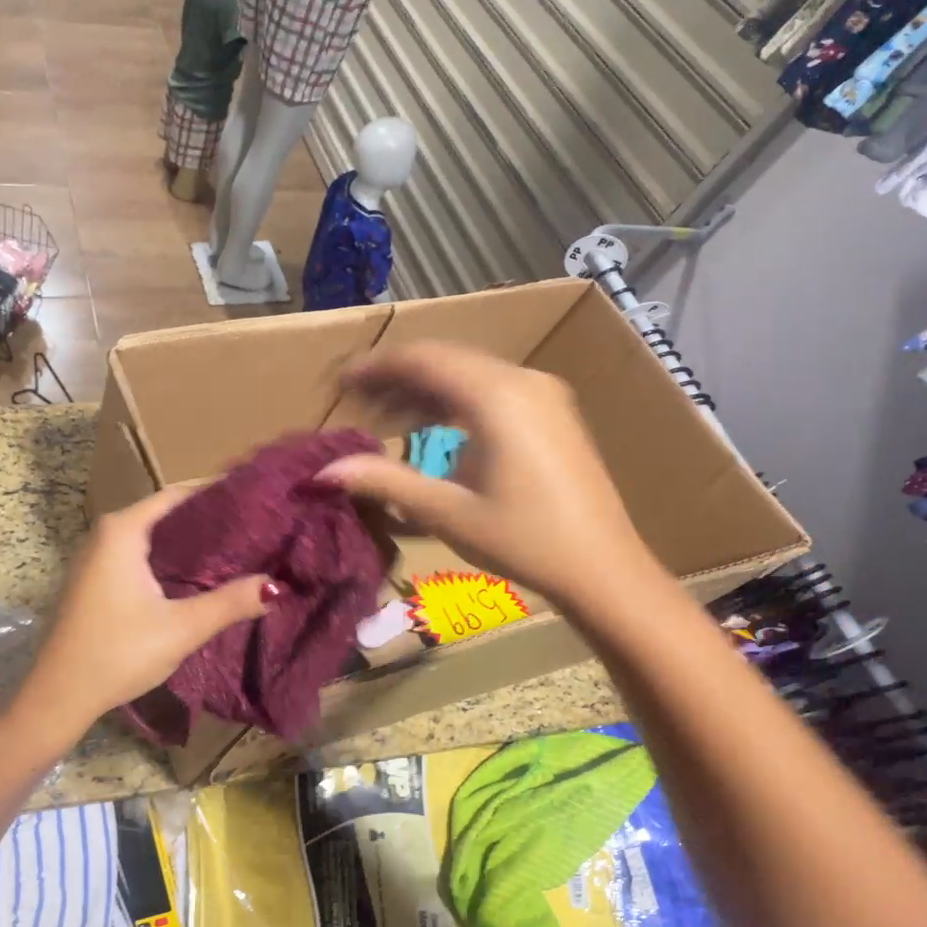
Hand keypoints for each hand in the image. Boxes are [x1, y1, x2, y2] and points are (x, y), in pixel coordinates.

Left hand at [20, 488, 276, 720]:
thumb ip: (230, 603)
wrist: (59, 695)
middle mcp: (105, 534)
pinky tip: (200, 575)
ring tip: (239, 547)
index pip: (177, 494)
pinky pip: (140, 555)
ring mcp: (96, 557)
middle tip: (258, 524)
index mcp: (122, 530)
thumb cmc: (118, 653)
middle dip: (208, 518)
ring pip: (152, 536)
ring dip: (190, 541)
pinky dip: (170, 558)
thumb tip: (277, 585)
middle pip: (165, 513)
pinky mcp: (95, 580)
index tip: (257, 497)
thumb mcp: (181, 629)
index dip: (217, 493)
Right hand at [317, 342, 666, 607]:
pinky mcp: (552, 413)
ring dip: (423, 390)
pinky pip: (490, 388)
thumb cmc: (523, 540)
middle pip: (445, 360)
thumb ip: (383, 482)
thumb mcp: (446, 512)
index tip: (340, 384)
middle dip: (396, 378)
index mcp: (497, 398)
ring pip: (468, 373)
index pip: (423, 360)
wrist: (603, 567)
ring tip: (384, 419)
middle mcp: (523, 382)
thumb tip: (324, 472)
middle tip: (355, 404)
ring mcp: (543, 395)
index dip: (375, 368)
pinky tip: (430, 429)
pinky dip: (452, 400)